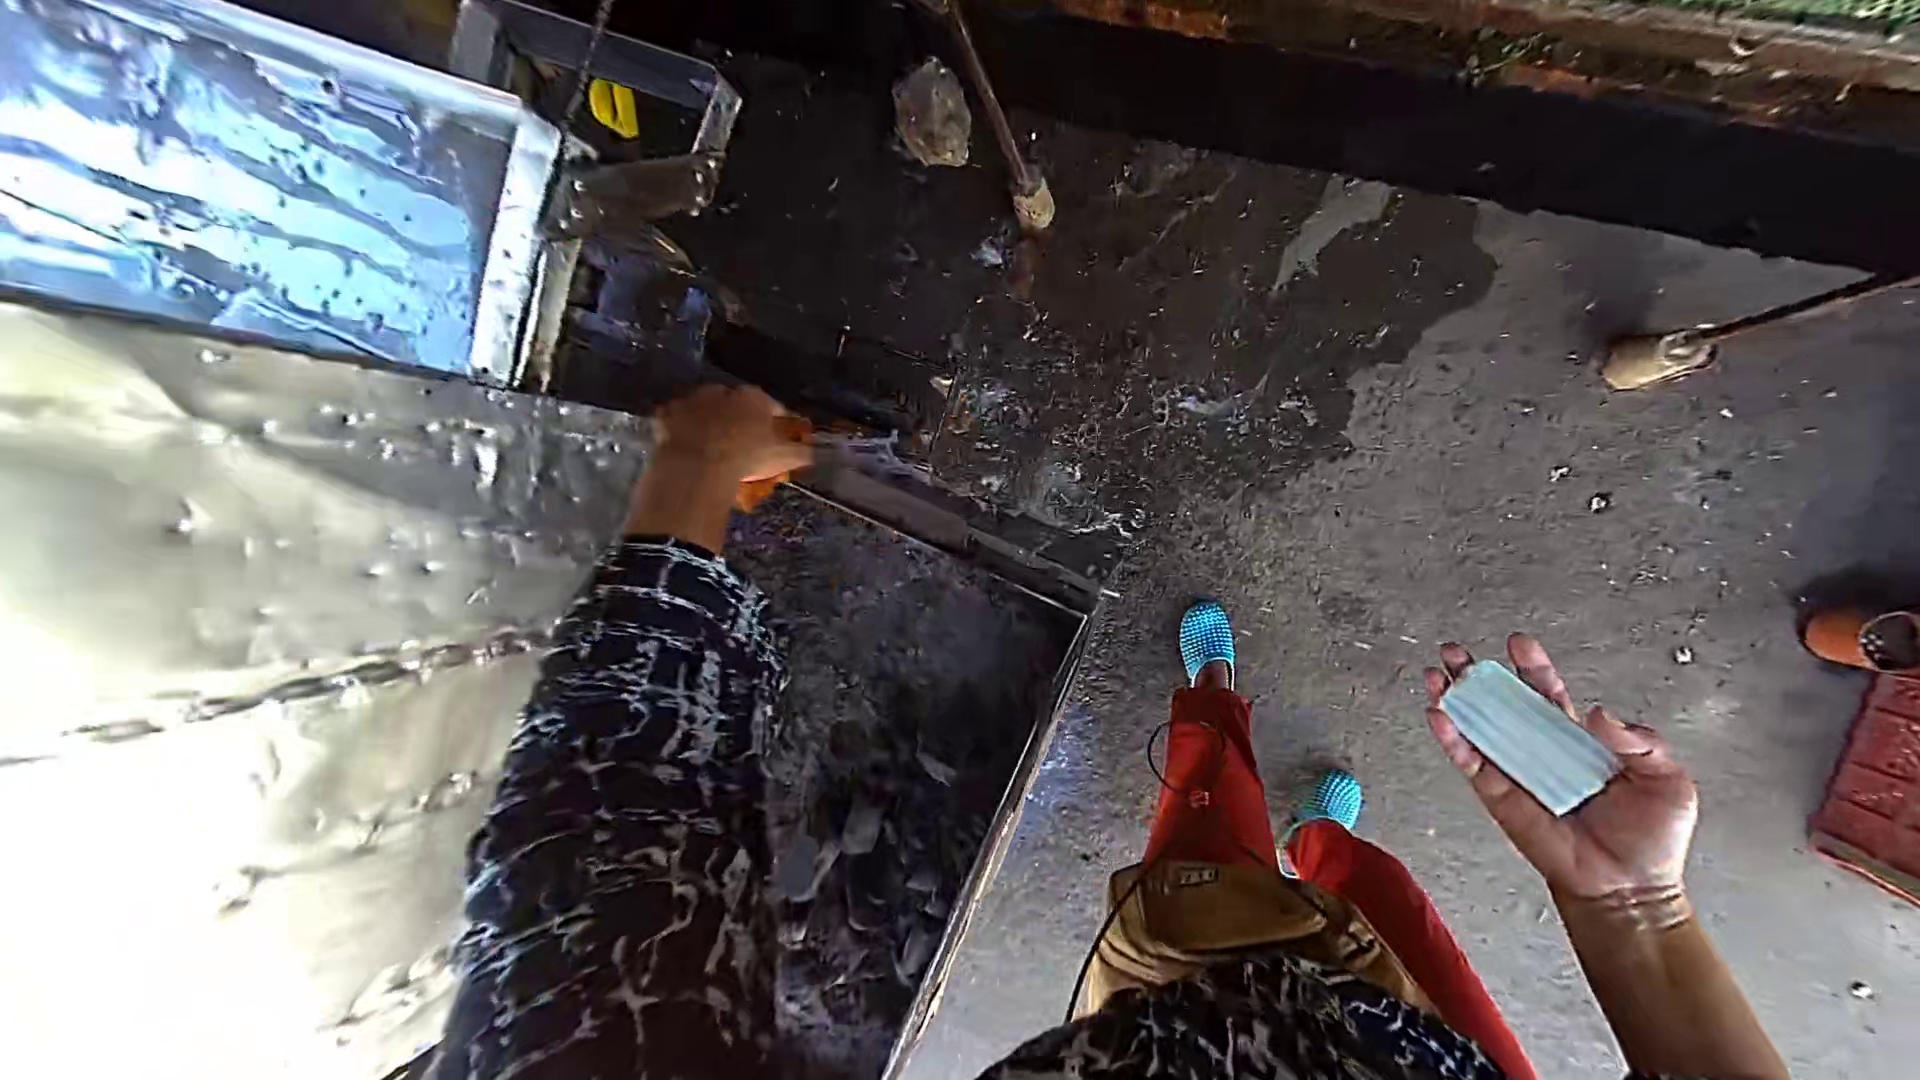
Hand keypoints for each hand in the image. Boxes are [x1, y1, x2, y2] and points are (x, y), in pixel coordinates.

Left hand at [653, 384, 813, 484]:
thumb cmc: (747, 458)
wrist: (697, 467)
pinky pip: (678, 421)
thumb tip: (813, 450)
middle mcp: (723, 391)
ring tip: (714, 445)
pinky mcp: (666, 414)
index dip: (777, 421)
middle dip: (742, 419)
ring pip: (706, 409)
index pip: (773, 406)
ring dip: (711, 422)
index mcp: (754, 398)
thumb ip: (802, 452)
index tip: (778, 436)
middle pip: (737, 404)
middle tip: (744, 442)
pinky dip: (683, 430)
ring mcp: (692, 400)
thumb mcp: (784, 458)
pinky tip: (687, 446)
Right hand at [1424, 634, 1698, 902]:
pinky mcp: (1492, 787)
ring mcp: (1510, 763)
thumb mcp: (1669, 782)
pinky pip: (1465, 757)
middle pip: (1497, 699)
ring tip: (1436, 674)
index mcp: (1573, 736)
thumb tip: (1598, 711)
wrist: (1627, 883)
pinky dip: (1449, 735)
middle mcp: (1535, 743)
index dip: (1532, 666)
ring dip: (1450, 696)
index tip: (1519, 643)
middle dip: (1474, 672)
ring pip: (1471, 722)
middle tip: (1455, 651)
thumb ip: (1642, 743)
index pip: (1547, 693)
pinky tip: (1438, 714)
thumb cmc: (1649, 835)